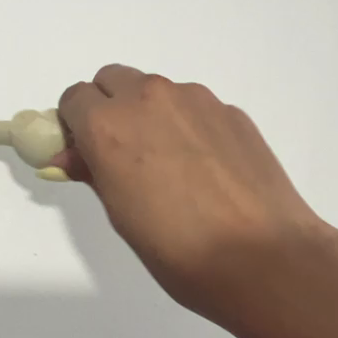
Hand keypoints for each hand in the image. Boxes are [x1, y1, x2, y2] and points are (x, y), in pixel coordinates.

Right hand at [54, 65, 336, 322]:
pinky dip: (190, 127)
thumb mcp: (121, 216)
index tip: (86, 154)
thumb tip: (75, 155)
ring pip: (157, 92)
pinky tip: (208, 171)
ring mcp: (197, 100)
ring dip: (151, 115)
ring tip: (173, 168)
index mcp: (110, 125)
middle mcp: (150, 98)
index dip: (75, 125)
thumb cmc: (178, 250)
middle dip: (109, 108)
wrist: (263, 257)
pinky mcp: (232, 112)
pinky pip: (196, 108)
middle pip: (114, 80)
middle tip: (123, 154)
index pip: (74, 99)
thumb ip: (94, 171)